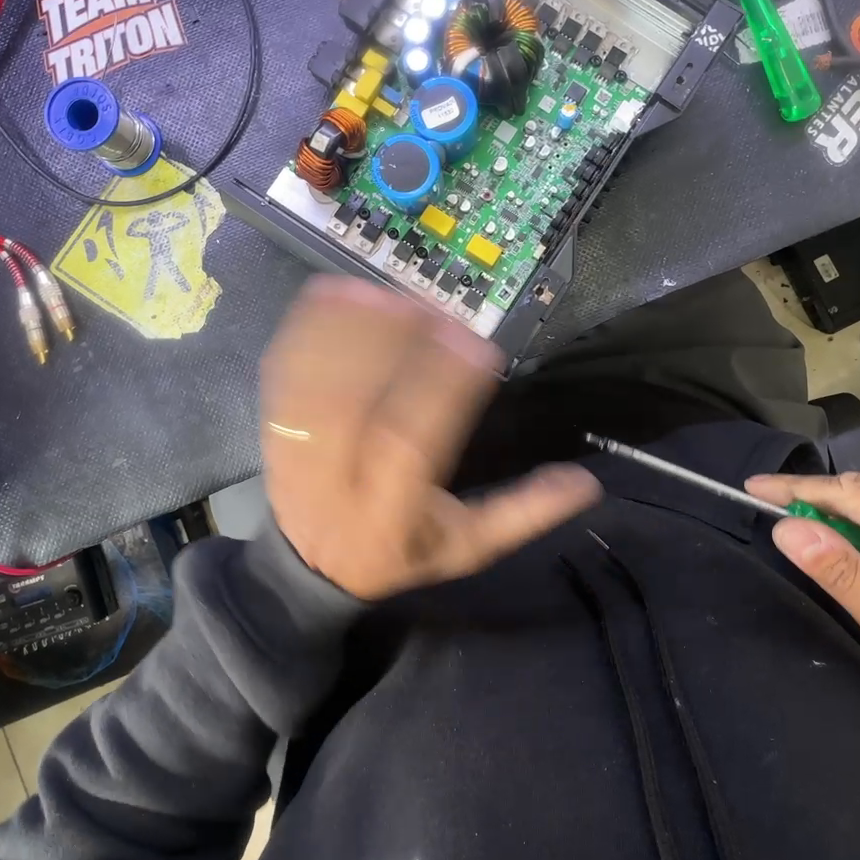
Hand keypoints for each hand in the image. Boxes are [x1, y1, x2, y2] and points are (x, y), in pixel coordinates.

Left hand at [260, 276, 600, 599]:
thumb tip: (585, 482)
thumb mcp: (466, 548)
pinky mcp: (274, 428)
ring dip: (350, 329)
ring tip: (390, 294)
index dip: (445, 389)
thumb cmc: (400, 552)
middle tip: (433, 309)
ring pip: (315, 383)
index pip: (411, 444)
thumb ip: (522, 514)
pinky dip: (305, 329)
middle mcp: (335, 480)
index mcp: (388, 510)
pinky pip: (282, 373)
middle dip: (392, 348)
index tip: (481, 345)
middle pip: (353, 405)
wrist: (310, 567)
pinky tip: (335, 292)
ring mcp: (296, 452)